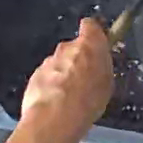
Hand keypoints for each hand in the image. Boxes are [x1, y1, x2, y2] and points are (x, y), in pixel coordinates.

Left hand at [18, 20, 111, 142]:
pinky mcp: (35, 75)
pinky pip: (48, 75)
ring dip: (65, 73)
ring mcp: (49, 61)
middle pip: (74, 46)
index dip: (94, 32)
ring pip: (60, 62)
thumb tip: (96, 62)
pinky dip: (52, 84)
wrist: (54, 117)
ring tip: (71, 95)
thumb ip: (101, 65)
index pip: (90, 25)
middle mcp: (67, 48)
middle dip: (79, 58)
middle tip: (86, 77)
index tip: (98, 42)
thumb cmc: (88, 99)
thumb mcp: (107, 82)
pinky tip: (57, 101)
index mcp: (89, 45)